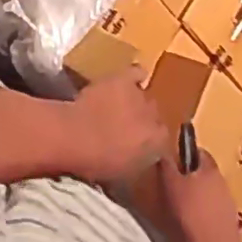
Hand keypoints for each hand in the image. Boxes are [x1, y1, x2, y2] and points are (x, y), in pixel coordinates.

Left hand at [67, 67, 170, 183]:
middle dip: (144, 117)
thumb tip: (144, 150)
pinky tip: (131, 78)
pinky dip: (135, 75)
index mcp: (158, 143)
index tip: (142, 139)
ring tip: (123, 102)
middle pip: (154, 112)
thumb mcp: (129, 169)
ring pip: (144, 94)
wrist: (78, 135)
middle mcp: (154, 117)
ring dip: (135, 99)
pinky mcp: (122, 79)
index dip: (151, 137)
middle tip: (129, 121)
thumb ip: (143, 157)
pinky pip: (136, 71)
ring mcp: (138, 95)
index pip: (163, 136)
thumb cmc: (101, 161)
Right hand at [151, 150, 240, 241]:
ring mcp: (230, 203)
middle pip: (206, 171)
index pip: (200, 151)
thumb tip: (164, 152)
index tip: (176, 157)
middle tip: (178, 178)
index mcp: (210, 169)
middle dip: (193, 173)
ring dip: (201, 191)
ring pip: (212, 190)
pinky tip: (196, 215)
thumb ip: (167, 164)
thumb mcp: (171, 183)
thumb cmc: (191, 210)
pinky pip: (217, 207)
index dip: (187, 151)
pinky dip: (207, 207)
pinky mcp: (232, 221)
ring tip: (186, 198)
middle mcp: (224, 182)